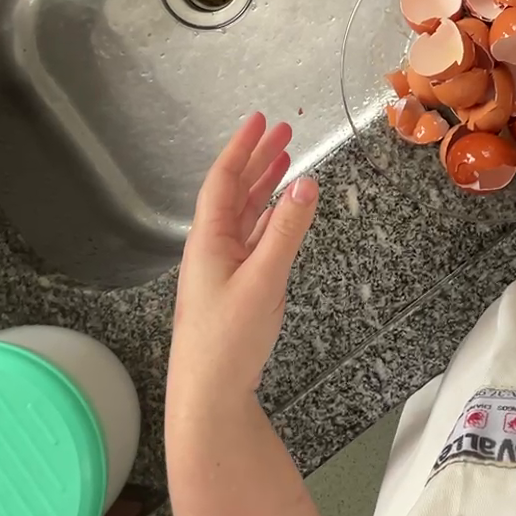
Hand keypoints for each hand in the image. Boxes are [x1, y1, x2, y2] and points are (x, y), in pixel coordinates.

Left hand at [167, 113, 318, 429]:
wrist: (209, 396)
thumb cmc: (228, 338)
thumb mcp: (264, 279)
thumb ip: (287, 230)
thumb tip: (307, 182)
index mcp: (209, 240)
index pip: (223, 180)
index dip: (242, 148)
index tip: (260, 120)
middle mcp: (213, 247)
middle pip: (234, 191)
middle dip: (257, 159)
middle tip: (283, 132)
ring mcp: (224, 266)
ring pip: (244, 213)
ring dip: (263, 184)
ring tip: (284, 161)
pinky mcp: (237, 285)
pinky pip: (254, 236)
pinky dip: (270, 216)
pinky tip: (283, 210)